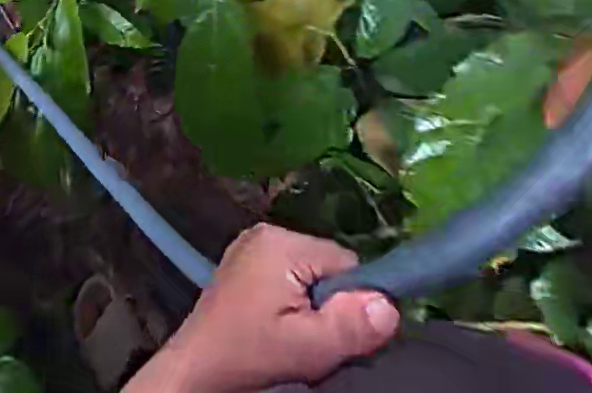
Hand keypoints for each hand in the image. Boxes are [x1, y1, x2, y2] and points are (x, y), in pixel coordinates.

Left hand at [124, 225, 399, 392]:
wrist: (202, 360)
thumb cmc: (252, 350)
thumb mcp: (311, 346)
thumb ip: (352, 324)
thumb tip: (390, 304)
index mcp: (282, 242)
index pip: (349, 263)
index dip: (356, 300)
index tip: (343, 331)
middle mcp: (267, 232)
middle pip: (329, 267)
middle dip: (333, 303)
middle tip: (315, 337)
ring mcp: (253, 244)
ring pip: (312, 274)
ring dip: (314, 305)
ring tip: (295, 333)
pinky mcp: (246, 261)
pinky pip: (289, 275)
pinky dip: (293, 300)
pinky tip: (279, 325)